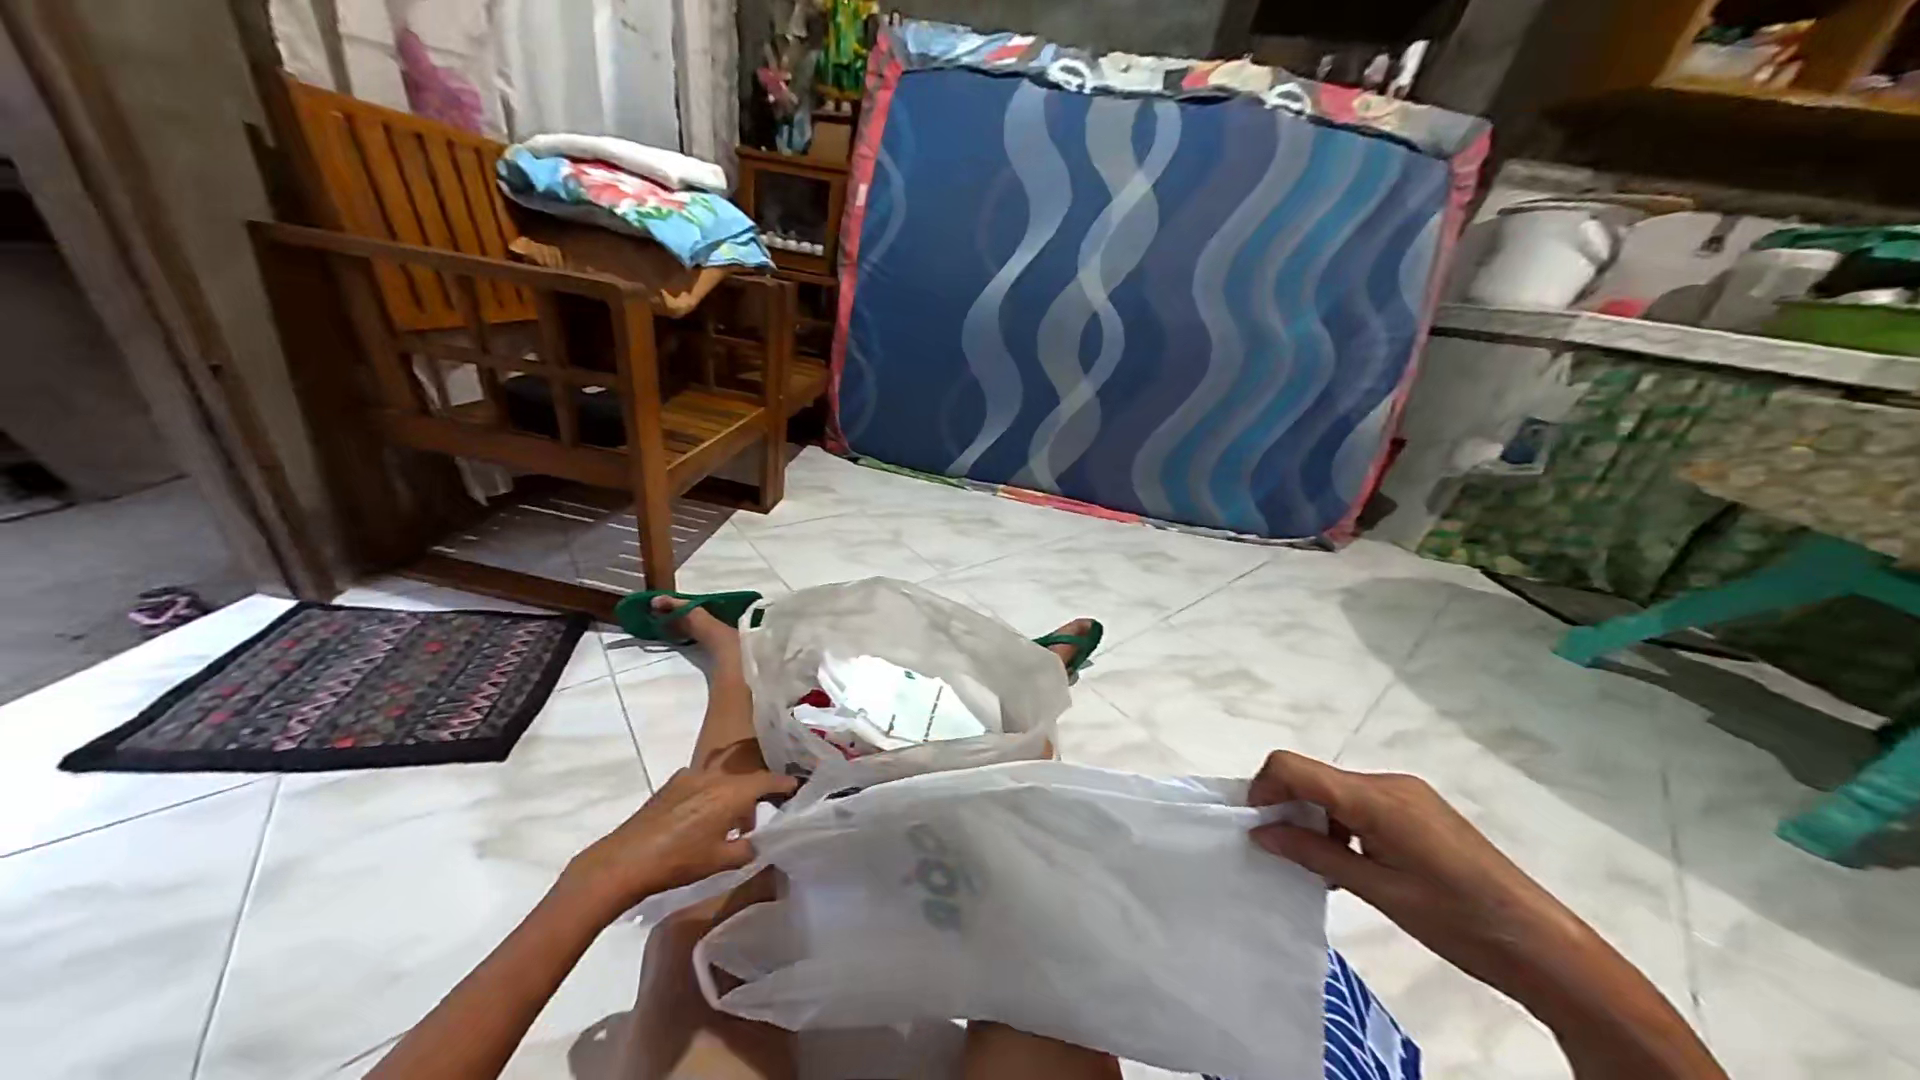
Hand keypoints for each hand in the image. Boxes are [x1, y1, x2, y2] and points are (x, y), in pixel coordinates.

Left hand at [562, 766, 796, 917]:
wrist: (624, 862)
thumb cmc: (679, 862)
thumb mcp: (721, 862)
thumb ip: (747, 849)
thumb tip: (759, 843)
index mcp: (731, 792)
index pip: (767, 780)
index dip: (783, 784)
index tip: (795, 788)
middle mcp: (713, 777)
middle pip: (744, 778)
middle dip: (756, 793)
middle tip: (760, 814)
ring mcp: (689, 777)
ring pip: (722, 778)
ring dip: (731, 794)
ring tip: (728, 821)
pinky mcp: (670, 785)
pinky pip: (700, 782)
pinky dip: (709, 794)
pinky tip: (700, 820)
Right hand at [1251, 752, 1726, 1079]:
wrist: (1545, 946)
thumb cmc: (1457, 921)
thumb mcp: (1377, 891)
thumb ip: (1314, 854)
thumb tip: (1261, 833)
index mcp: (1376, 798)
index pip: (1294, 766)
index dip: (1263, 787)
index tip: (1254, 825)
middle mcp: (1389, 784)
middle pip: (1315, 777)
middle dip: (1288, 807)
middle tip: (1283, 851)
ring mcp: (1408, 794)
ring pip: (1338, 791)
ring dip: (1317, 819)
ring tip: (1323, 867)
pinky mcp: (1421, 809)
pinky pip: (1363, 803)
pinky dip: (1344, 824)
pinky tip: (1355, 864)